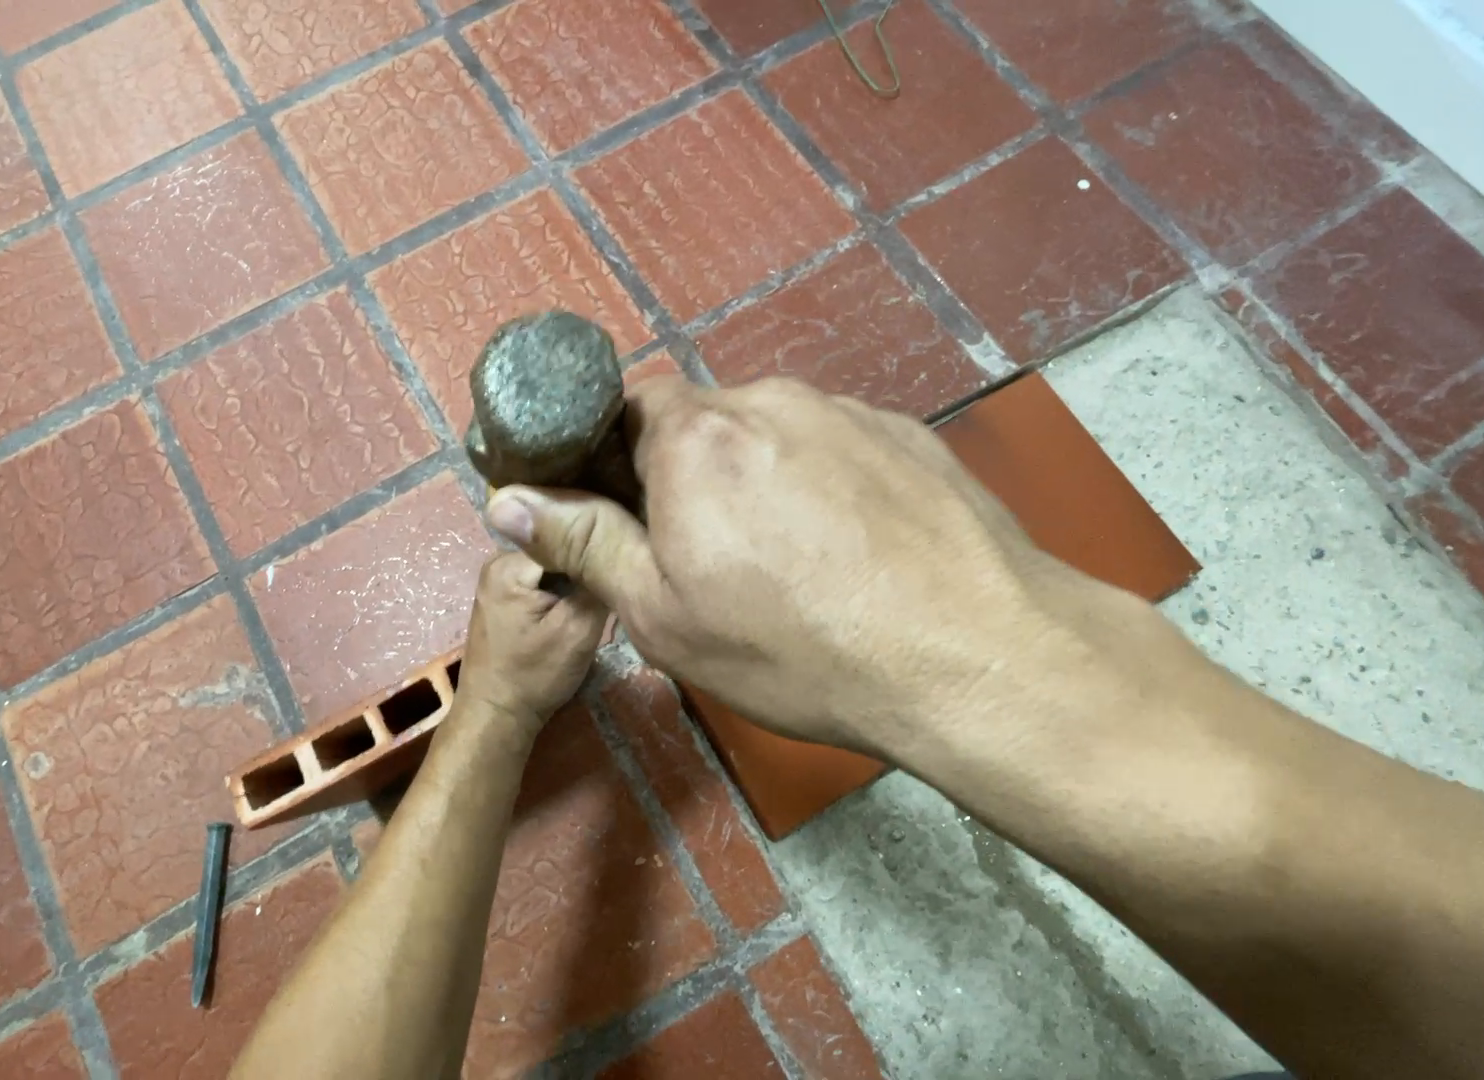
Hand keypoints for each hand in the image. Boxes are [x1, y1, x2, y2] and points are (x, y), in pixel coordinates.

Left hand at [453, 552, 609, 736]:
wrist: (496, 715)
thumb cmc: (534, 675)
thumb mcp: (578, 631)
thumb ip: (597, 585)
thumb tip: (620, 550)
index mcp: (510, 563)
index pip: (570, 533)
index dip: (599, 547)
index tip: (624, 563)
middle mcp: (499, 560)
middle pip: (561, 546)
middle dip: (587, 563)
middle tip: (614, 583)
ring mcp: (500, 578)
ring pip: (555, 563)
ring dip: (578, 577)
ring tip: (602, 591)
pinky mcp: (505, 596)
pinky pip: (544, 579)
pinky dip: (563, 589)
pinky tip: (579, 604)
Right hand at [483, 376, 1112, 760]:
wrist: (977, 657)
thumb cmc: (796, 647)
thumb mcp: (663, 613)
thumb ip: (582, 542)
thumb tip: (506, 499)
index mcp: (695, 438)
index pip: (622, 405)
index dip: (608, 452)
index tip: (617, 506)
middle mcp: (767, 401)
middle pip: (697, 421)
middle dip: (681, 473)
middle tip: (702, 552)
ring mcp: (845, 412)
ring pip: (767, 434)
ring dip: (753, 480)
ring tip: (785, 560)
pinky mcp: (905, 434)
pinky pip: (832, 446)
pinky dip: (818, 484)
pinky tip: (848, 550)